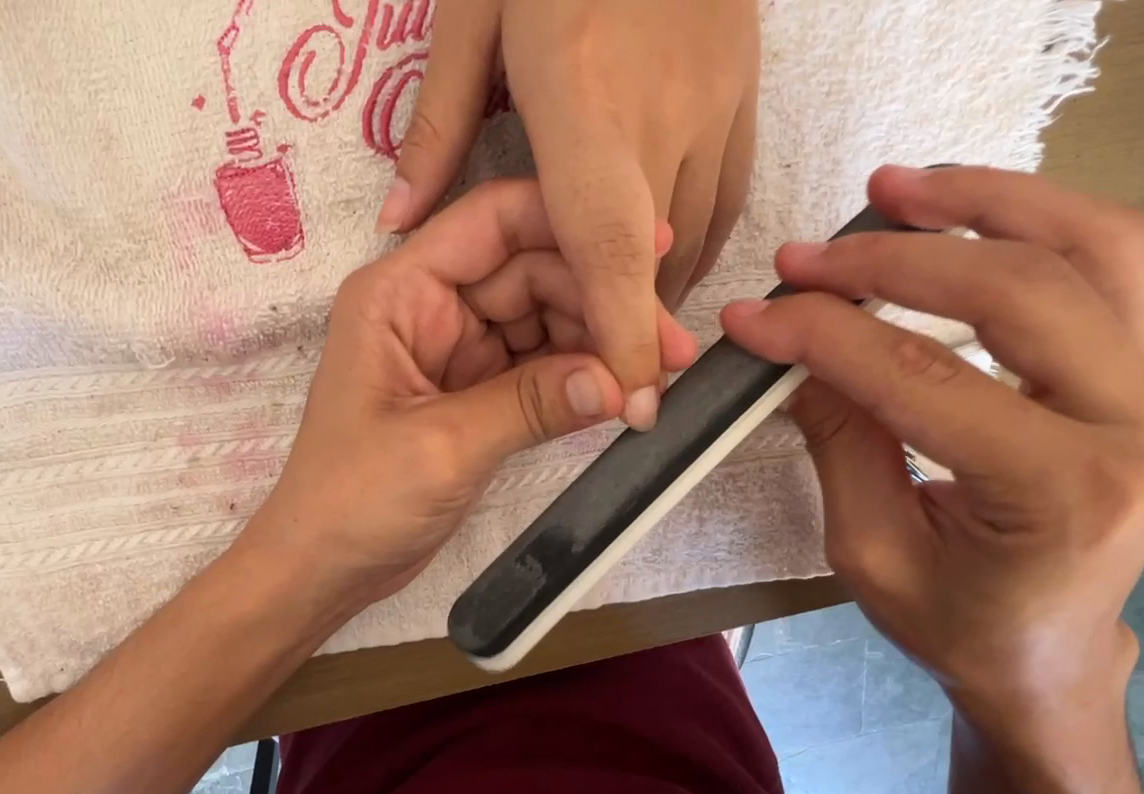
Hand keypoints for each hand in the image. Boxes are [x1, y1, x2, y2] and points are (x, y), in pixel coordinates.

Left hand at [245, 178, 696, 611]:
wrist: (324, 568)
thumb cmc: (354, 500)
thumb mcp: (443, 446)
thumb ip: (531, 404)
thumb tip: (622, 381)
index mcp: (400, 292)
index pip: (496, 223)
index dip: (571, 225)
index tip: (648, 247)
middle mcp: (430, 307)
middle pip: (533, 274)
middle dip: (600, 305)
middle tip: (669, 351)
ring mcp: (455, 351)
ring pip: (543, 322)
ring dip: (597, 347)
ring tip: (655, 380)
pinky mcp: (474, 395)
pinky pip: (538, 370)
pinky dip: (578, 382)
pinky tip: (621, 396)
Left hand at [381, 0, 759, 430]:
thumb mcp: (470, 16)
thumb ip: (437, 131)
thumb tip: (398, 216)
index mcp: (583, 116)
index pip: (610, 254)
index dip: (625, 339)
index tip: (636, 404)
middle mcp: (659, 126)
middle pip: (654, 264)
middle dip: (640, 337)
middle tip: (618, 387)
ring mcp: (715, 112)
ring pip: (693, 240)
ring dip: (660, 295)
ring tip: (626, 335)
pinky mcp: (746, 100)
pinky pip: (725, 203)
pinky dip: (694, 247)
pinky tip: (662, 267)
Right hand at [719, 166, 1143, 740]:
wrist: (1045, 657)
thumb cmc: (952, 623)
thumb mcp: (867, 548)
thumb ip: (841, 439)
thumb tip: (794, 348)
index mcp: (1063, 493)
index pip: (924, 377)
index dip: (825, 335)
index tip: (752, 313)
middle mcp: (1142, 427)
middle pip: (1018, 291)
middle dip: (894, 262)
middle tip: (806, 255)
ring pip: (1090, 249)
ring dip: (983, 204)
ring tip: (892, 189)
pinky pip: (1108, 267)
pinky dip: (1033, 221)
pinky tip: (962, 210)